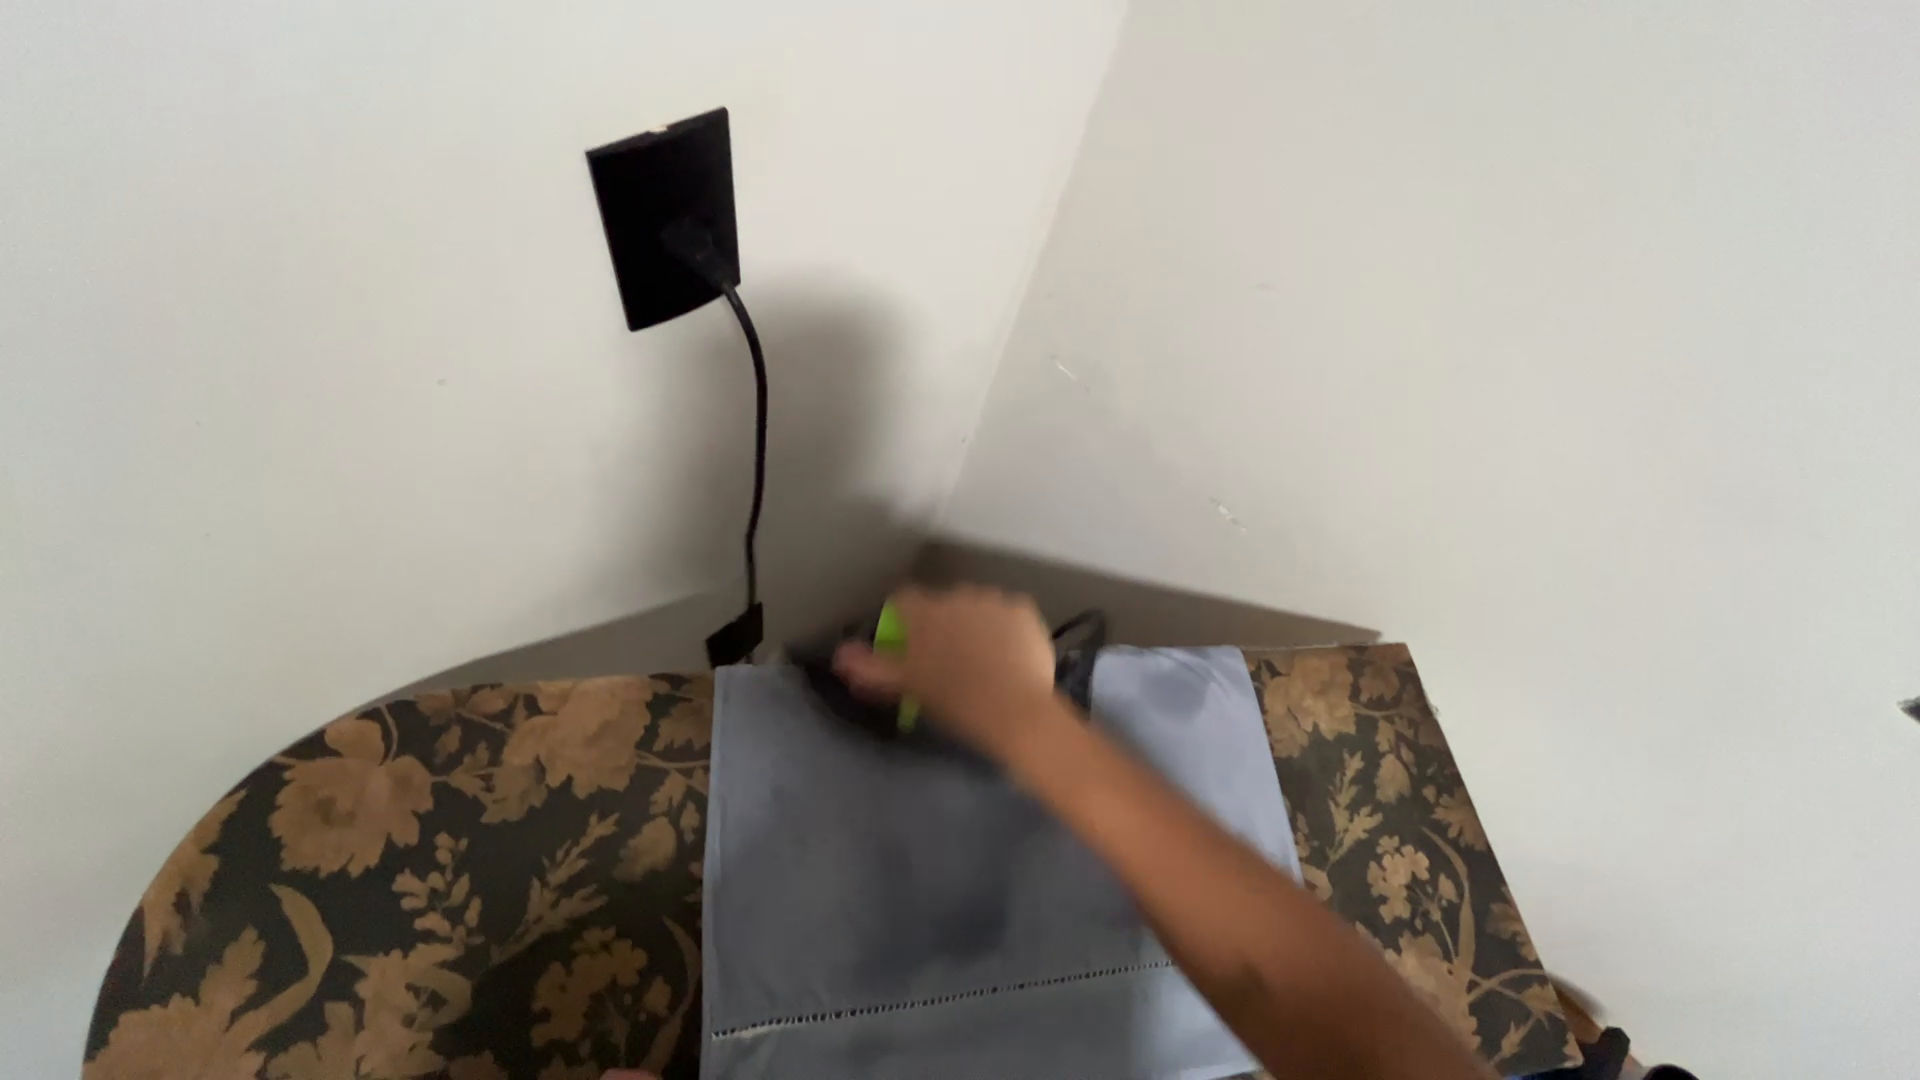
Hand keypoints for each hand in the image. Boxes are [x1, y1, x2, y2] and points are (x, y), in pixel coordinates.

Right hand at [832, 585, 1060, 758]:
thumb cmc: (955, 701)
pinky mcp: (1023, 609)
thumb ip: (870, 668)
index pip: (902, 602)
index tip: (910, 649)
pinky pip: (1008, 614)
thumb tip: (840, 655)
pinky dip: (1006, 630)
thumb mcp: (908, 687)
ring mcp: (993, 599)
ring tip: (984, 662)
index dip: (904, 623)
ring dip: (975, 626)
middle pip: (942, 605)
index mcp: (923, 613)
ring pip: (977, 607)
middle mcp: (956, 595)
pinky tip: (1010, 657)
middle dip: (944, 626)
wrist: (1014, 710)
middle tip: (949, 663)